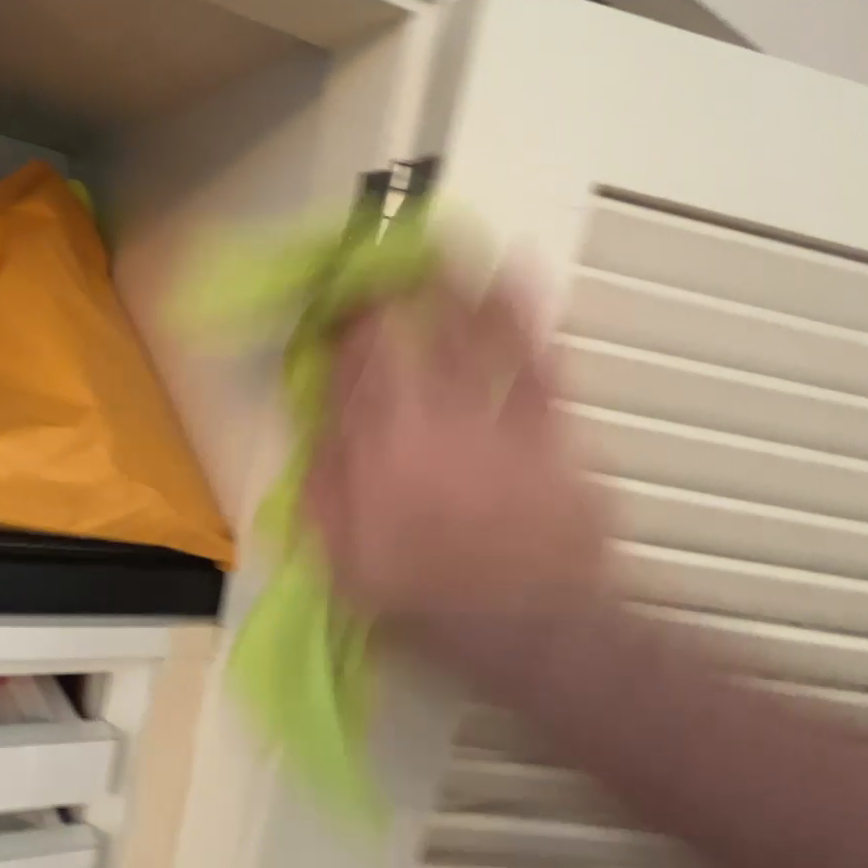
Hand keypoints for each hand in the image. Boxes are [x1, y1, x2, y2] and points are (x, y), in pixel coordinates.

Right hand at [305, 274, 610, 652]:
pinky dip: (523, 312)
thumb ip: (326, 490)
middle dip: (389, 289)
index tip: (334, 305)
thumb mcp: (349, 563)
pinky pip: (534, 356)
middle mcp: (429, 425)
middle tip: (382, 253)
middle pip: (403, 339)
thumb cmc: (435, 601)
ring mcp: (493, 421)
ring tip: (439, 238)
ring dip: (450, 282)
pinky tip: (517, 273)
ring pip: (465, 334)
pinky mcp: (548, 427)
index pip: (350, 371)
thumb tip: (319, 429)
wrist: (537, 629)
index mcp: (375, 458)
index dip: (340, 327)